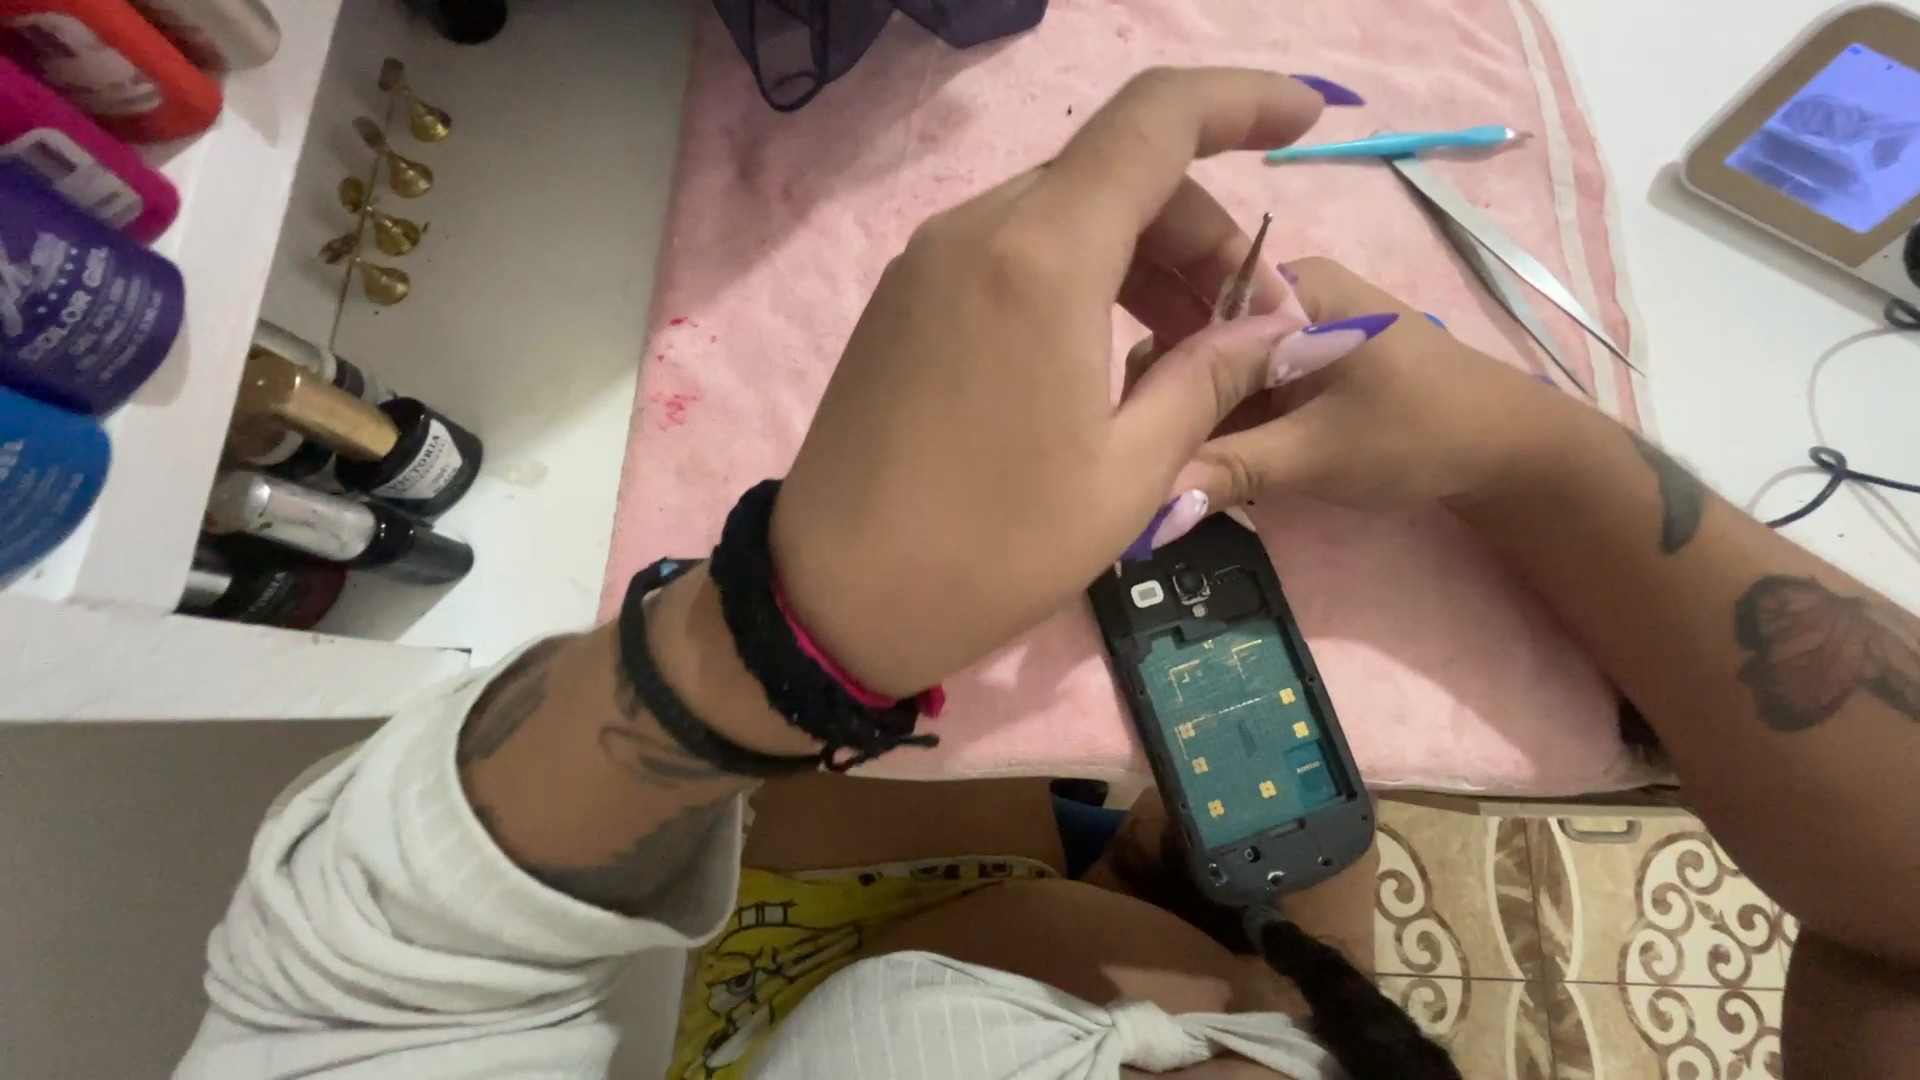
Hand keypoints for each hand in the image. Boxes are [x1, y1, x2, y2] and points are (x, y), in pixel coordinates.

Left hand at [769, 68, 1380, 696]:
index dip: (1242, 101)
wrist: (838, 597)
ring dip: (1131, 254)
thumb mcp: (1127, 476)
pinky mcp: (899, 305)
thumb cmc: (993, 550)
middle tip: (1234, 319)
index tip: (1302, 126)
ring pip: (1055, 214)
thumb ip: (1207, 379)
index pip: (1155, 119)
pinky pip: (1003, 255)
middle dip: (1191, 225)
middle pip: (1109, 172)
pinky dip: (1069, 275)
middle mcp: (973, 233)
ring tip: (1176, 340)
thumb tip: (1273, 329)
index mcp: (1040, 259)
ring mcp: (923, 266)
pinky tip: (1094, 348)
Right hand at [1172, 256, 1584, 513]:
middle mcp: (1278, 297)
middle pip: (1192, 351)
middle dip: (1174, 410)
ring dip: (1196, 424)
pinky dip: (1221, 427)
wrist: (1507, 451)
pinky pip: (1235, 390)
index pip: (1183, 323)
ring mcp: (1287, 332)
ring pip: (1210, 376)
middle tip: (1158, 468)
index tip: (1137, 443)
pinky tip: (1212, 463)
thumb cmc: (1421, 434)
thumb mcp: (1316, 454)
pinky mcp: (1294, 365)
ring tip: (1179, 472)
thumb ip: (1227, 470)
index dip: (1154, 385)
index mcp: (1286, 289)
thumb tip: (1146, 504)